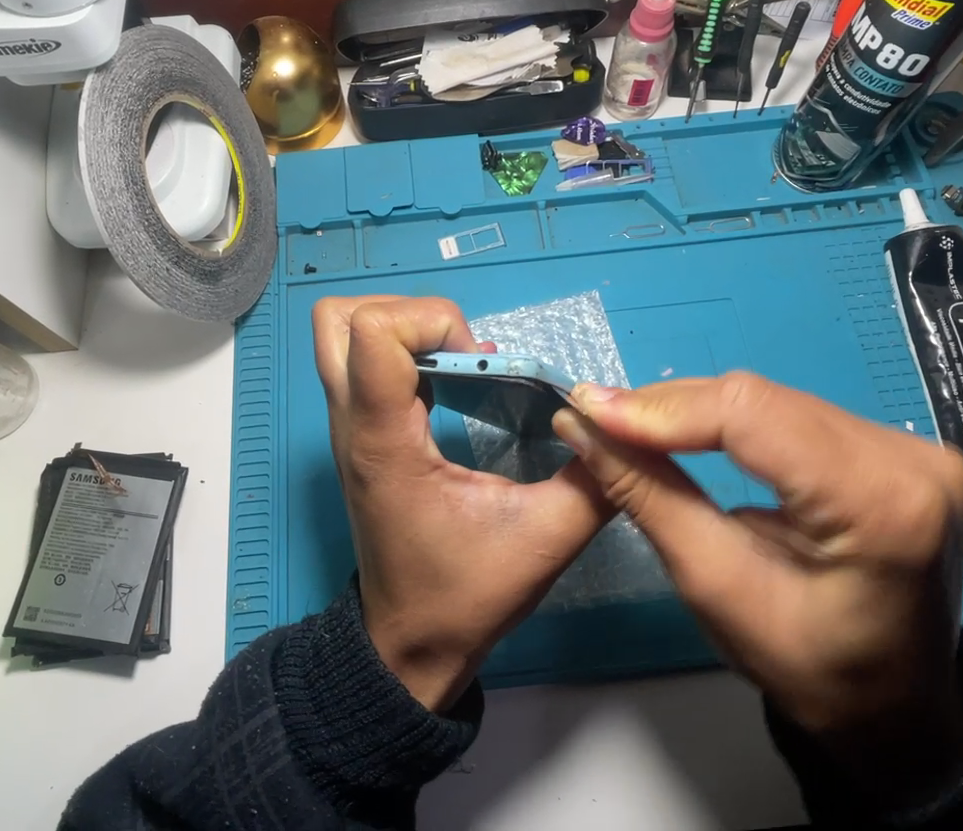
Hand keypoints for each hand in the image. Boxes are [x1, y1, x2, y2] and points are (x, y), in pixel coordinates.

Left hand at [313, 296, 611, 710]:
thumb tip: (620, 426)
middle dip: (409, 315)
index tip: (481, 362)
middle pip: (341, 318)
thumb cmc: (464, 597)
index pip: (374, 332)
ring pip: (344, 335)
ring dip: (404, 331)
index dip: (433, 324)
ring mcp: (349, 428)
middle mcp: (354, 424)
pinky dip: (405, 354)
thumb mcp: (545, 540)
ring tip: (459, 366)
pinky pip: (364, 363)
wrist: (409, 647)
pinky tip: (452, 387)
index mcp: (385, 441)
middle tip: (462, 353)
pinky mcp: (361, 436)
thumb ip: (593, 481)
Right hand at [552, 374, 962, 795]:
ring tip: (632, 429)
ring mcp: (911, 447)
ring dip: (694, 412)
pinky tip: (686, 433)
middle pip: (760, 401)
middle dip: (669, 409)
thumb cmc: (806, 666)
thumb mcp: (715, 585)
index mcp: (880, 505)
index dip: (663, 407)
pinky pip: (790, 412)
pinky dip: (729, 421)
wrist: (892, 707)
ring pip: (770, 399)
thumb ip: (649, 496)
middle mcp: (910, 458)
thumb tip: (581, 425)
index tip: (589, 410)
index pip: (752, 415)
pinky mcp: (897, 446)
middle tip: (597, 420)